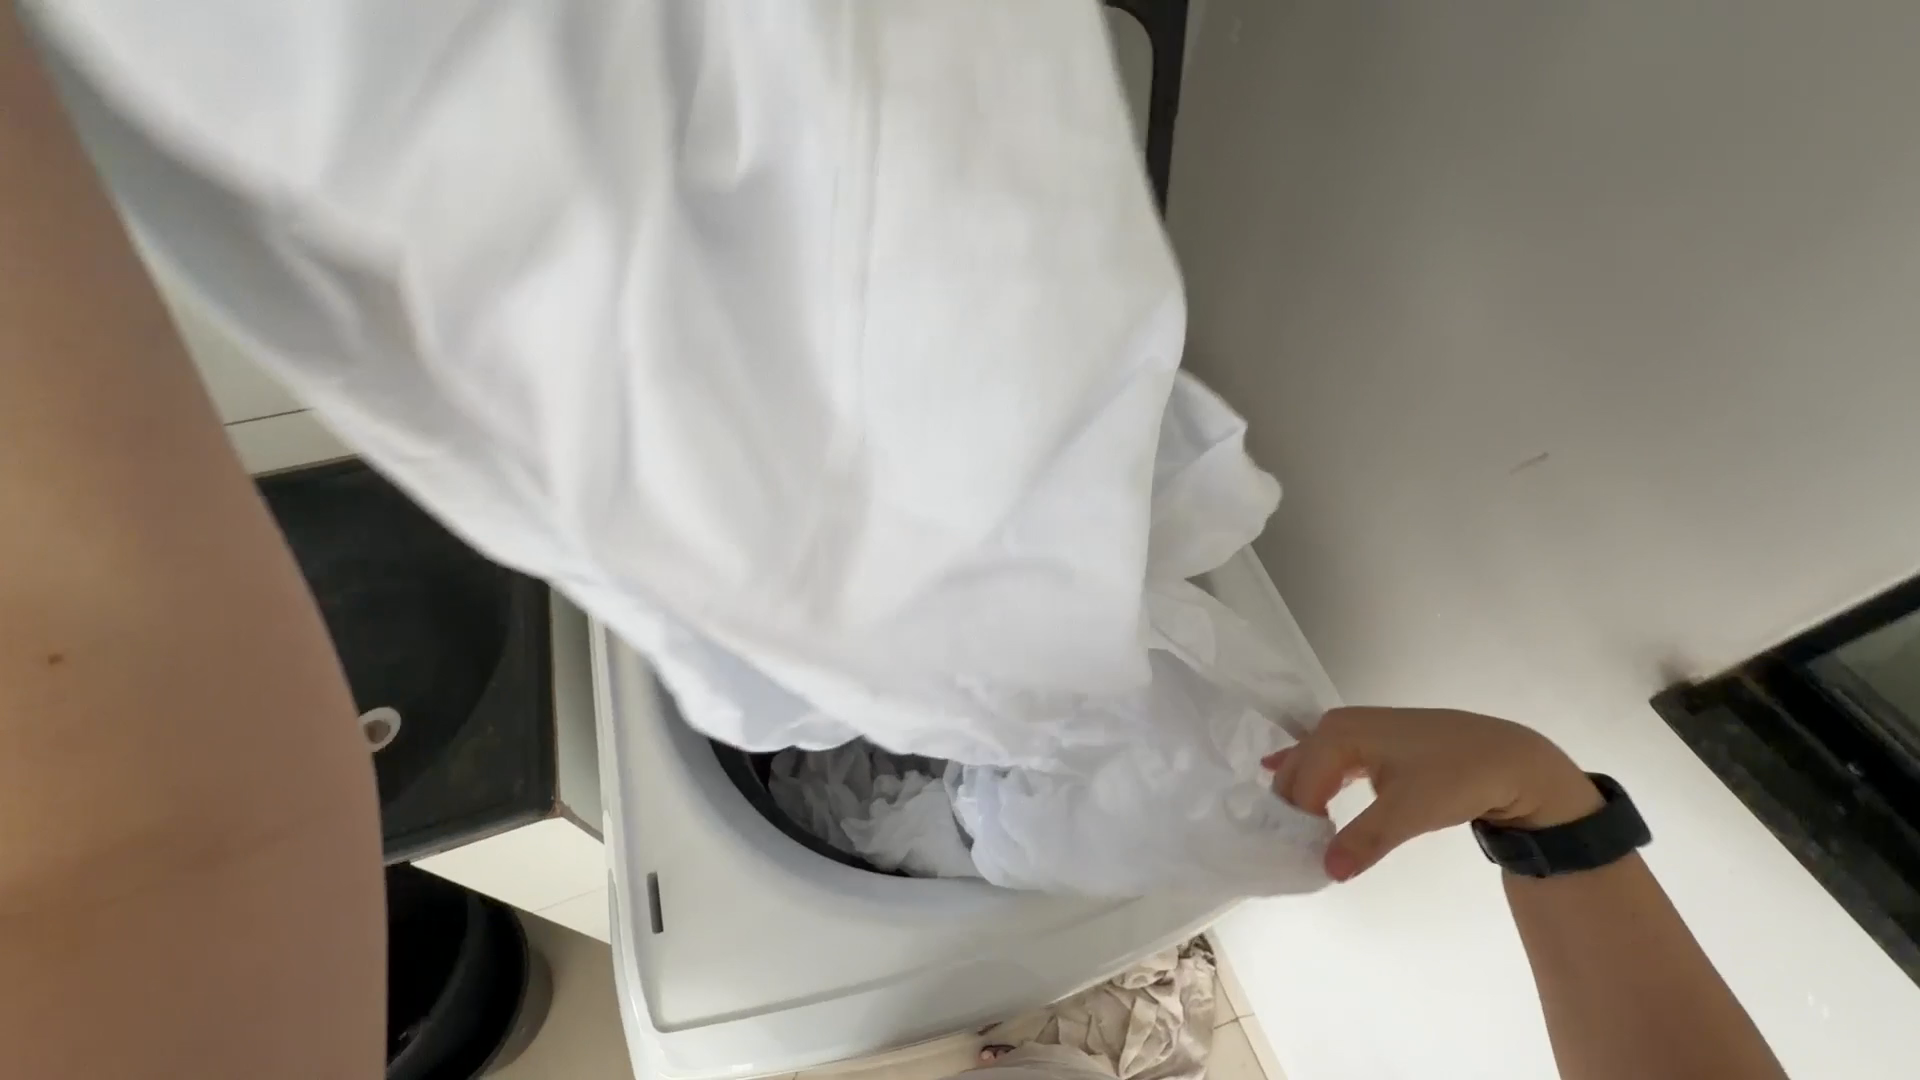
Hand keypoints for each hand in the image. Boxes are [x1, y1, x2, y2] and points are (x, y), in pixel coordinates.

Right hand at [1265, 707, 1602, 881]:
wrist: (1510, 757)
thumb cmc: (1456, 778)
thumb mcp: (1409, 813)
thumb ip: (1364, 840)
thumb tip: (1327, 871)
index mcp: (1337, 735)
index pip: (1302, 784)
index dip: (1300, 822)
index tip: (1306, 856)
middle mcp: (1336, 724)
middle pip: (1298, 770)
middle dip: (1292, 805)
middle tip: (1293, 845)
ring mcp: (1351, 727)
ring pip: (1309, 761)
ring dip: (1299, 790)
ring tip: (1290, 825)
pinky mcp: (1367, 737)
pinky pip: (1323, 754)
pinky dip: (1306, 769)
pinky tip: (1274, 767)